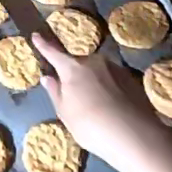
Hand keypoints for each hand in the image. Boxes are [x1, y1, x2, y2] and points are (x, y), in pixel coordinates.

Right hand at [32, 33, 171, 168]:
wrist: (135, 136)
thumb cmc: (90, 126)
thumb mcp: (65, 113)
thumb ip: (55, 92)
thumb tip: (48, 77)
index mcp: (72, 68)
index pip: (53, 53)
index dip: (43, 45)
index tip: (36, 35)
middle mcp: (94, 62)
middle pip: (78, 64)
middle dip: (74, 73)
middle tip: (73, 93)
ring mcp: (115, 69)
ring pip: (98, 72)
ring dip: (93, 82)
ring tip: (95, 105)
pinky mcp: (132, 80)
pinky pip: (113, 81)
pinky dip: (109, 89)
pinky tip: (111, 107)